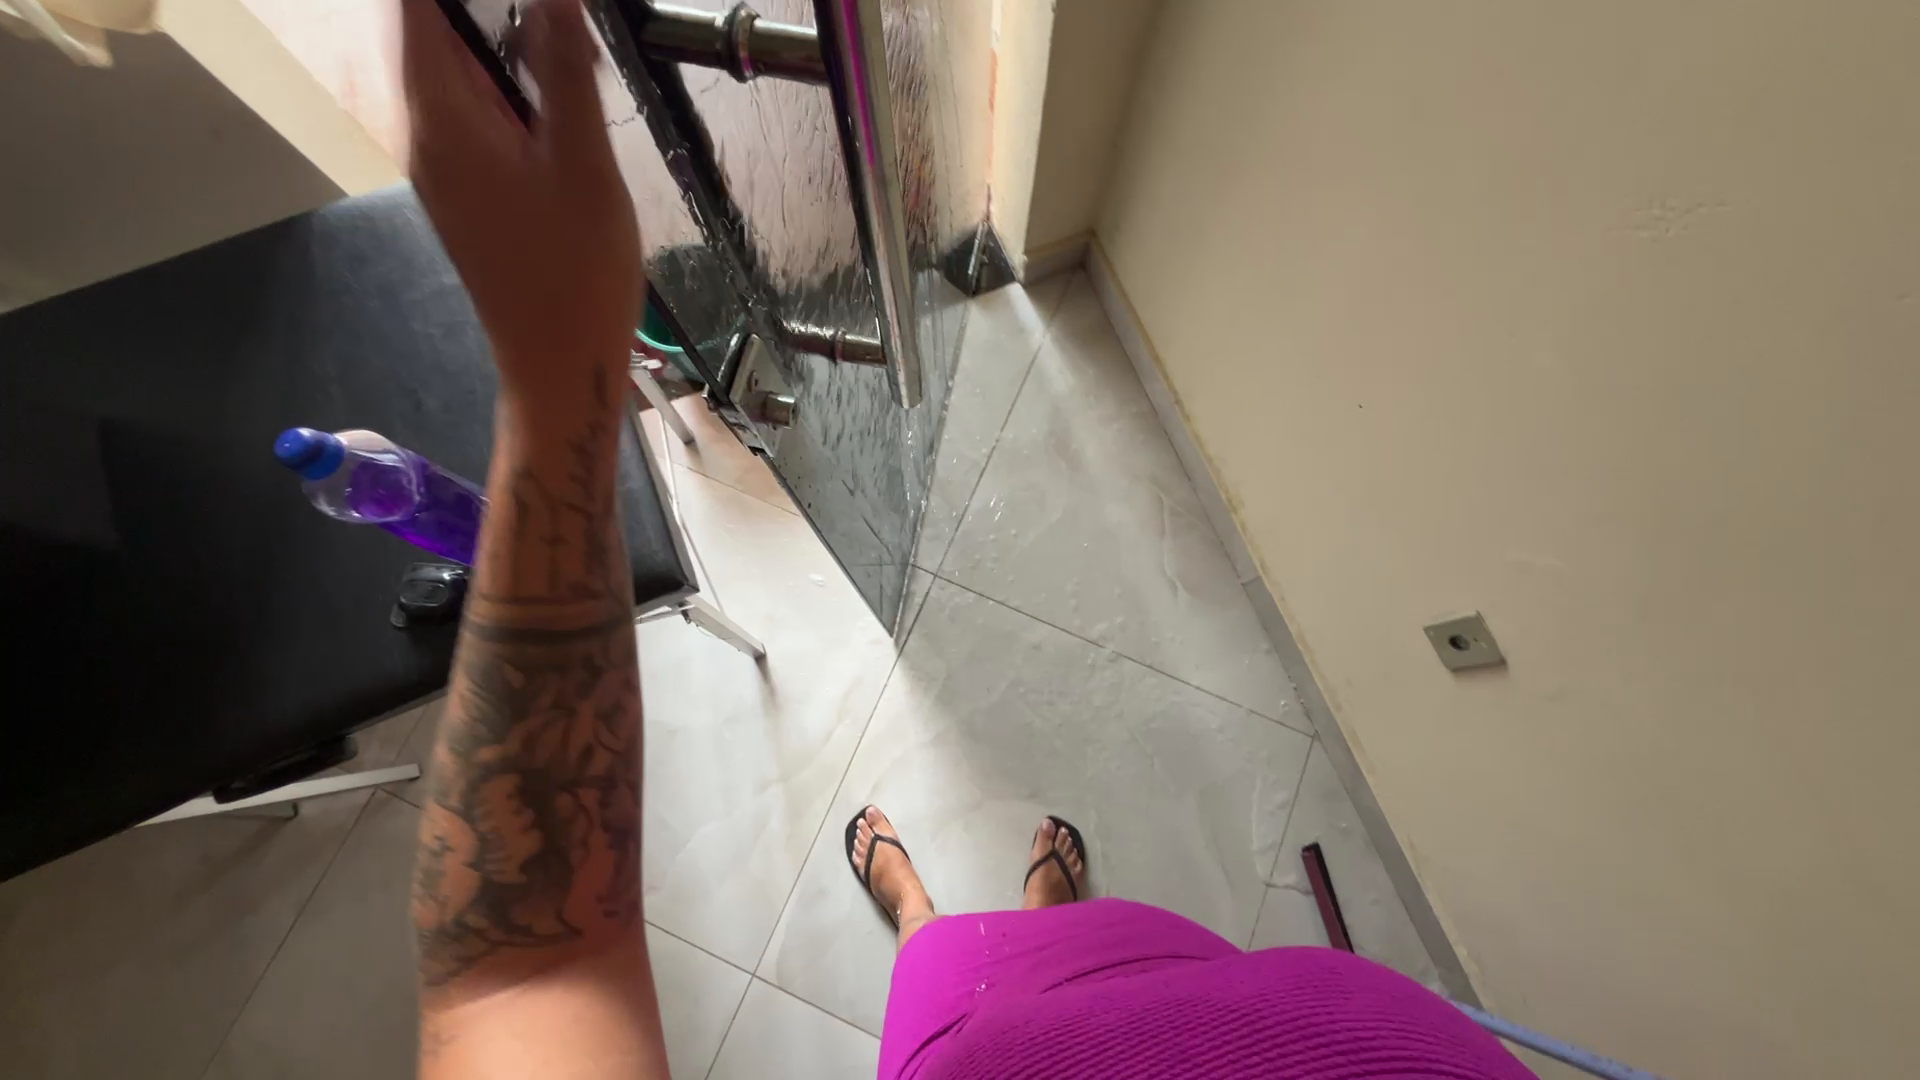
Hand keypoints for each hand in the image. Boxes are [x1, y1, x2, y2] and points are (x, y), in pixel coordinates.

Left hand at [401, 0, 640, 412]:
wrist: (560, 363)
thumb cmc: (576, 271)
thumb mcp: (584, 166)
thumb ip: (565, 71)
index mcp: (442, 114)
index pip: (418, 1)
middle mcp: (428, 132)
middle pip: (436, 30)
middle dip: (499, 11)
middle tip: (567, 26)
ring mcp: (448, 168)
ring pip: (464, 76)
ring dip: (513, 52)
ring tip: (575, 60)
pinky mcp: (473, 196)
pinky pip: (481, 120)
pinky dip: (517, 97)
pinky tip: (564, 115)